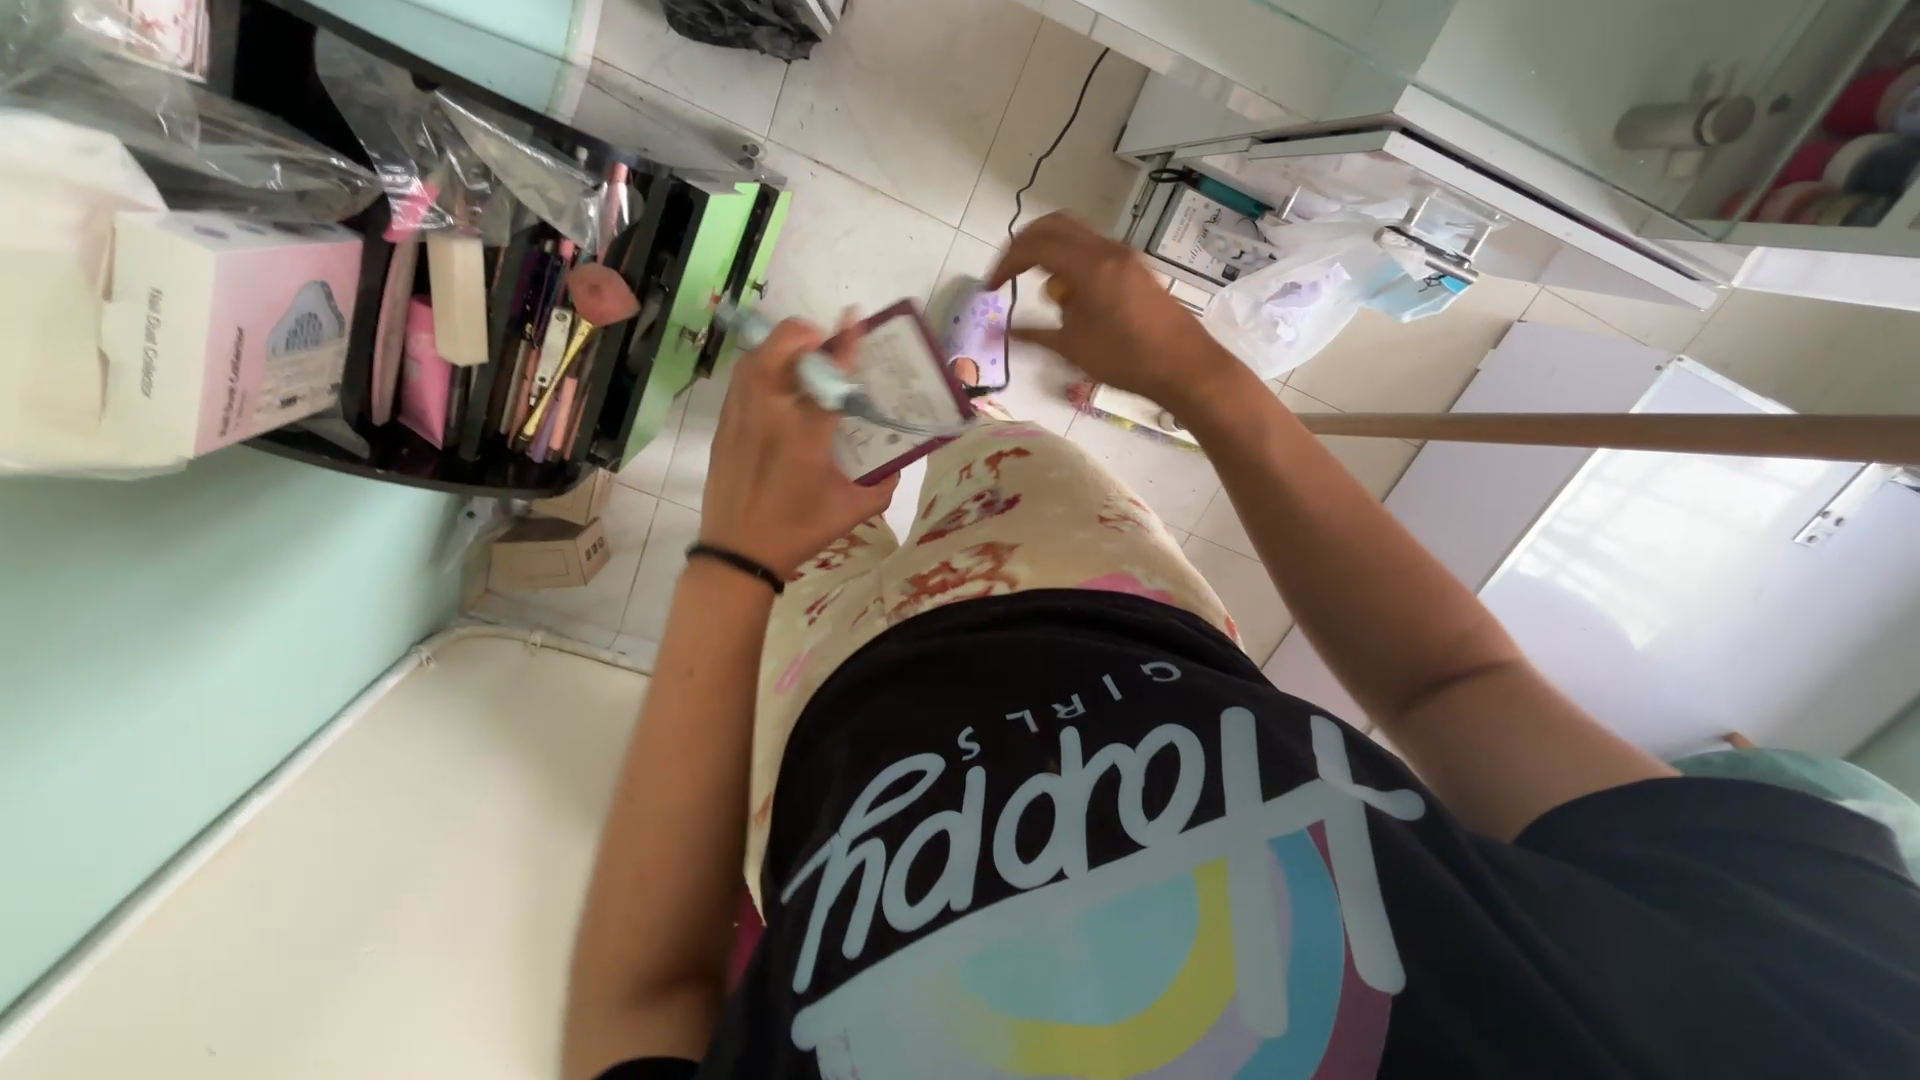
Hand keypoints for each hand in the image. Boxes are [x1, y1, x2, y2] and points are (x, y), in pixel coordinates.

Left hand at [699, 317, 897, 578]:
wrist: (740, 552)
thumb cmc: (800, 532)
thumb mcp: (854, 510)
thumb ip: (884, 482)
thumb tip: (898, 459)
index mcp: (807, 437)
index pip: (829, 379)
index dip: (845, 345)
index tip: (854, 320)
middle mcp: (771, 417)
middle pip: (781, 352)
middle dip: (805, 334)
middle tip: (823, 342)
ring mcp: (742, 418)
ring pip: (756, 359)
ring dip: (780, 346)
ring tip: (801, 353)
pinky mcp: (724, 425)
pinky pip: (741, 380)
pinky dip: (761, 367)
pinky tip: (778, 381)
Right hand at [989, 212, 1253, 414]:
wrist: (1185, 367)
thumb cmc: (1126, 360)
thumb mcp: (1072, 349)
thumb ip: (1035, 333)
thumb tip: (1006, 329)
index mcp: (1089, 265)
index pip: (1035, 246)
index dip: (1007, 263)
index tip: (992, 287)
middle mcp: (1108, 250)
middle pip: (1055, 226)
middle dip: (1025, 245)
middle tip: (1008, 272)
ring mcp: (1126, 257)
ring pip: (1077, 237)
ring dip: (1052, 254)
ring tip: (1044, 294)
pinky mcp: (1136, 270)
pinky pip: (1095, 252)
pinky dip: (1073, 264)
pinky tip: (1073, 300)